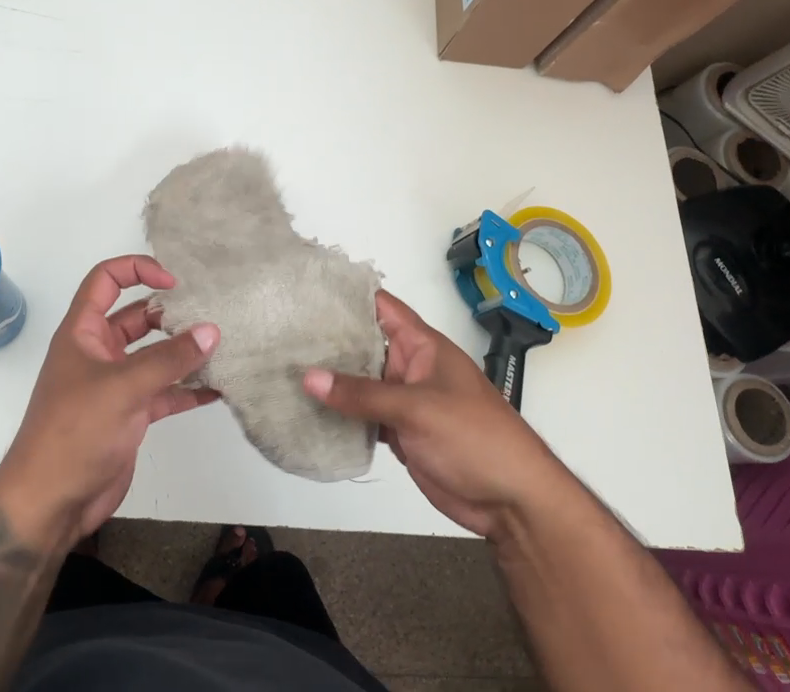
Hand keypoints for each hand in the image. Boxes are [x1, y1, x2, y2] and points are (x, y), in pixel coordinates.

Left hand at [0, 256, 219, 548]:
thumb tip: (212, 332)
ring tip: (225, 347)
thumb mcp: (122, 388)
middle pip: (138, 317)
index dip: (138, 270)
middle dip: (172, 313)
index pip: (106, 279)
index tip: (175, 283)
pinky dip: (189, 389)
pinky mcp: (130, 416)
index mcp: (83, 332)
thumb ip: (169, 359)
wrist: (51, 502)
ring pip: (155, 356)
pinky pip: (165, 392)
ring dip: (185, 352)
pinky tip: (220, 389)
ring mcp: (115, 385)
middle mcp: (99, 352)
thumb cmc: (74, 433)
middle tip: (212, 315)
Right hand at [303, 291, 564, 538]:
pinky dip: (339, 415)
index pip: (380, 307)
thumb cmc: (474, 437)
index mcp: (422, 346)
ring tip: (281, 368)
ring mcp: (404, 401)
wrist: (511, 499)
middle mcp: (409, 367)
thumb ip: (361, 394)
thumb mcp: (417, 409)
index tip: (304, 290)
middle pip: (363, 345)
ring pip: (359, 383)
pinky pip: (362, 417)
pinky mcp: (399, 432)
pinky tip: (306, 411)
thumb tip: (307, 377)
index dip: (346, 295)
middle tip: (278, 333)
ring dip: (329, 380)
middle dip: (326, 340)